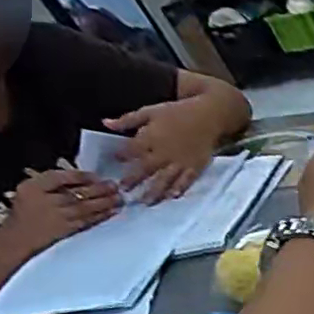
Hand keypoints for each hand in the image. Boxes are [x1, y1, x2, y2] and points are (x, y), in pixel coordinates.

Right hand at [0, 169, 120, 256]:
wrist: (17, 240)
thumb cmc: (26, 214)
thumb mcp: (29, 193)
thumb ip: (50, 186)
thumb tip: (82, 181)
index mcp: (32, 187)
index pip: (57, 177)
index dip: (78, 175)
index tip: (95, 175)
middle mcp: (44, 200)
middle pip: (76, 192)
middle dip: (98, 189)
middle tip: (115, 185)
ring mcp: (56, 217)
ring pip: (85, 207)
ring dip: (105, 202)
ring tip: (119, 198)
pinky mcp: (67, 231)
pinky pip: (87, 221)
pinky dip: (101, 215)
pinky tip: (113, 211)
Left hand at [105, 99, 223, 202]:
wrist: (208, 117)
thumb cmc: (178, 112)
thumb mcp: (149, 111)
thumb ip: (128, 120)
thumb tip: (105, 123)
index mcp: (150, 138)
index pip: (131, 150)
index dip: (122, 156)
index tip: (116, 162)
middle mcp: (163, 153)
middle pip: (145, 170)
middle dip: (134, 180)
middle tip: (124, 191)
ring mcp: (180, 163)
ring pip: (164, 180)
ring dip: (154, 192)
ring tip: (146, 202)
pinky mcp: (195, 167)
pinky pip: (185, 181)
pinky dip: (179, 190)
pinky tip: (172, 197)